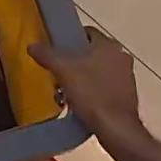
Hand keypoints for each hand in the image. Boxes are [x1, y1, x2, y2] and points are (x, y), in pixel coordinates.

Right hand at [29, 27, 148, 148]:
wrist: (116, 127)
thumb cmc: (91, 93)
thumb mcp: (63, 71)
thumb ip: (46, 55)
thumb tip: (32, 45)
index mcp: (108, 45)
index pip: (86, 32)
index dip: (69, 40)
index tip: (56, 51)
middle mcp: (121, 56)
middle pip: (91, 53)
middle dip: (73, 63)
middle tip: (58, 74)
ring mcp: (127, 76)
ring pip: (98, 70)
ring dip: (82, 78)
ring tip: (66, 93)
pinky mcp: (128, 94)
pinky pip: (105, 86)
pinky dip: (93, 91)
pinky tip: (81, 104)